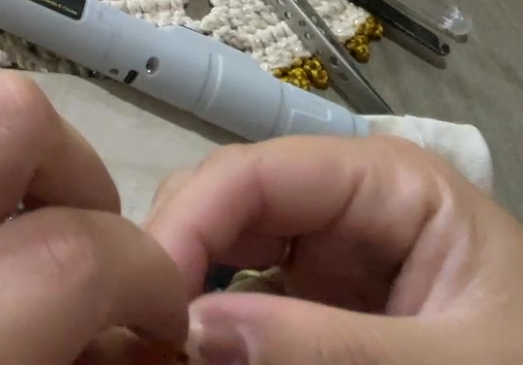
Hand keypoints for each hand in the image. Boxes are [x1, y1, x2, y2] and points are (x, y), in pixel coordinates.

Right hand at [145, 136, 522, 363]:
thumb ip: (330, 349)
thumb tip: (192, 328)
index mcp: (380, 181)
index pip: (253, 174)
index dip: (188, 222)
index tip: (147, 297)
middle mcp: (341, 204)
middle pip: (226, 207)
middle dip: (179, 259)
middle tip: (142, 329)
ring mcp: (330, 257)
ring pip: (226, 255)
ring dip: (190, 296)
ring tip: (157, 340)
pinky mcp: (327, 308)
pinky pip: (254, 306)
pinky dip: (221, 331)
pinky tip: (199, 350)